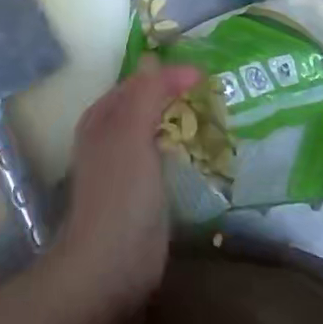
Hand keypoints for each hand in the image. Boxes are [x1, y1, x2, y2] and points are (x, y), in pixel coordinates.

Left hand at [50, 55, 200, 316]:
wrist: (112, 263)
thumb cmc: (121, 193)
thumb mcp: (131, 132)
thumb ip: (146, 93)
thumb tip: (161, 59)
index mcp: (102, 117)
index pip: (138, 81)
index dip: (168, 73)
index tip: (207, 75)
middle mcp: (110, 136)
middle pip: (146, 103)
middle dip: (177, 95)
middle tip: (219, 93)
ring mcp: (126, 166)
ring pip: (157, 130)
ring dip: (183, 122)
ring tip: (220, 118)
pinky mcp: (144, 193)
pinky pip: (166, 158)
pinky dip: (184, 149)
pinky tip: (206, 154)